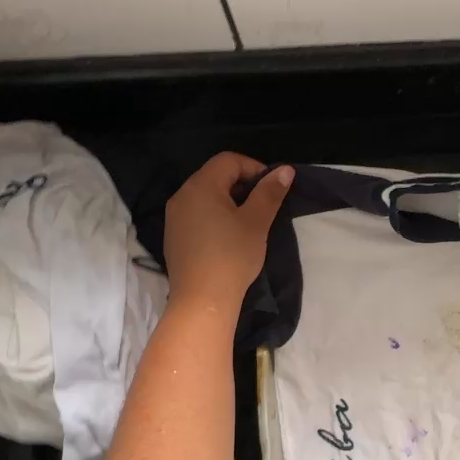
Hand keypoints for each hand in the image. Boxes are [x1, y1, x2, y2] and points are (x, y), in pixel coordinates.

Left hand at [162, 153, 293, 312]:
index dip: (254, 168)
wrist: (203, 298)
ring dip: (229, 202)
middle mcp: (182, 195)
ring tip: (248, 224)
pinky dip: (215, 218)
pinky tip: (228, 239)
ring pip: (205, 197)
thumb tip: (285, 170)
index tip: (272, 189)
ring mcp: (175, 217)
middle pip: (215, 176)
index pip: (228, 160)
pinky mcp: (174, 237)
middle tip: (264, 207)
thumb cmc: (232, 256)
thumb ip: (270, 193)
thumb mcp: (256, 222)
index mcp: (201, 186)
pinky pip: (197, 215)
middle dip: (242, 185)